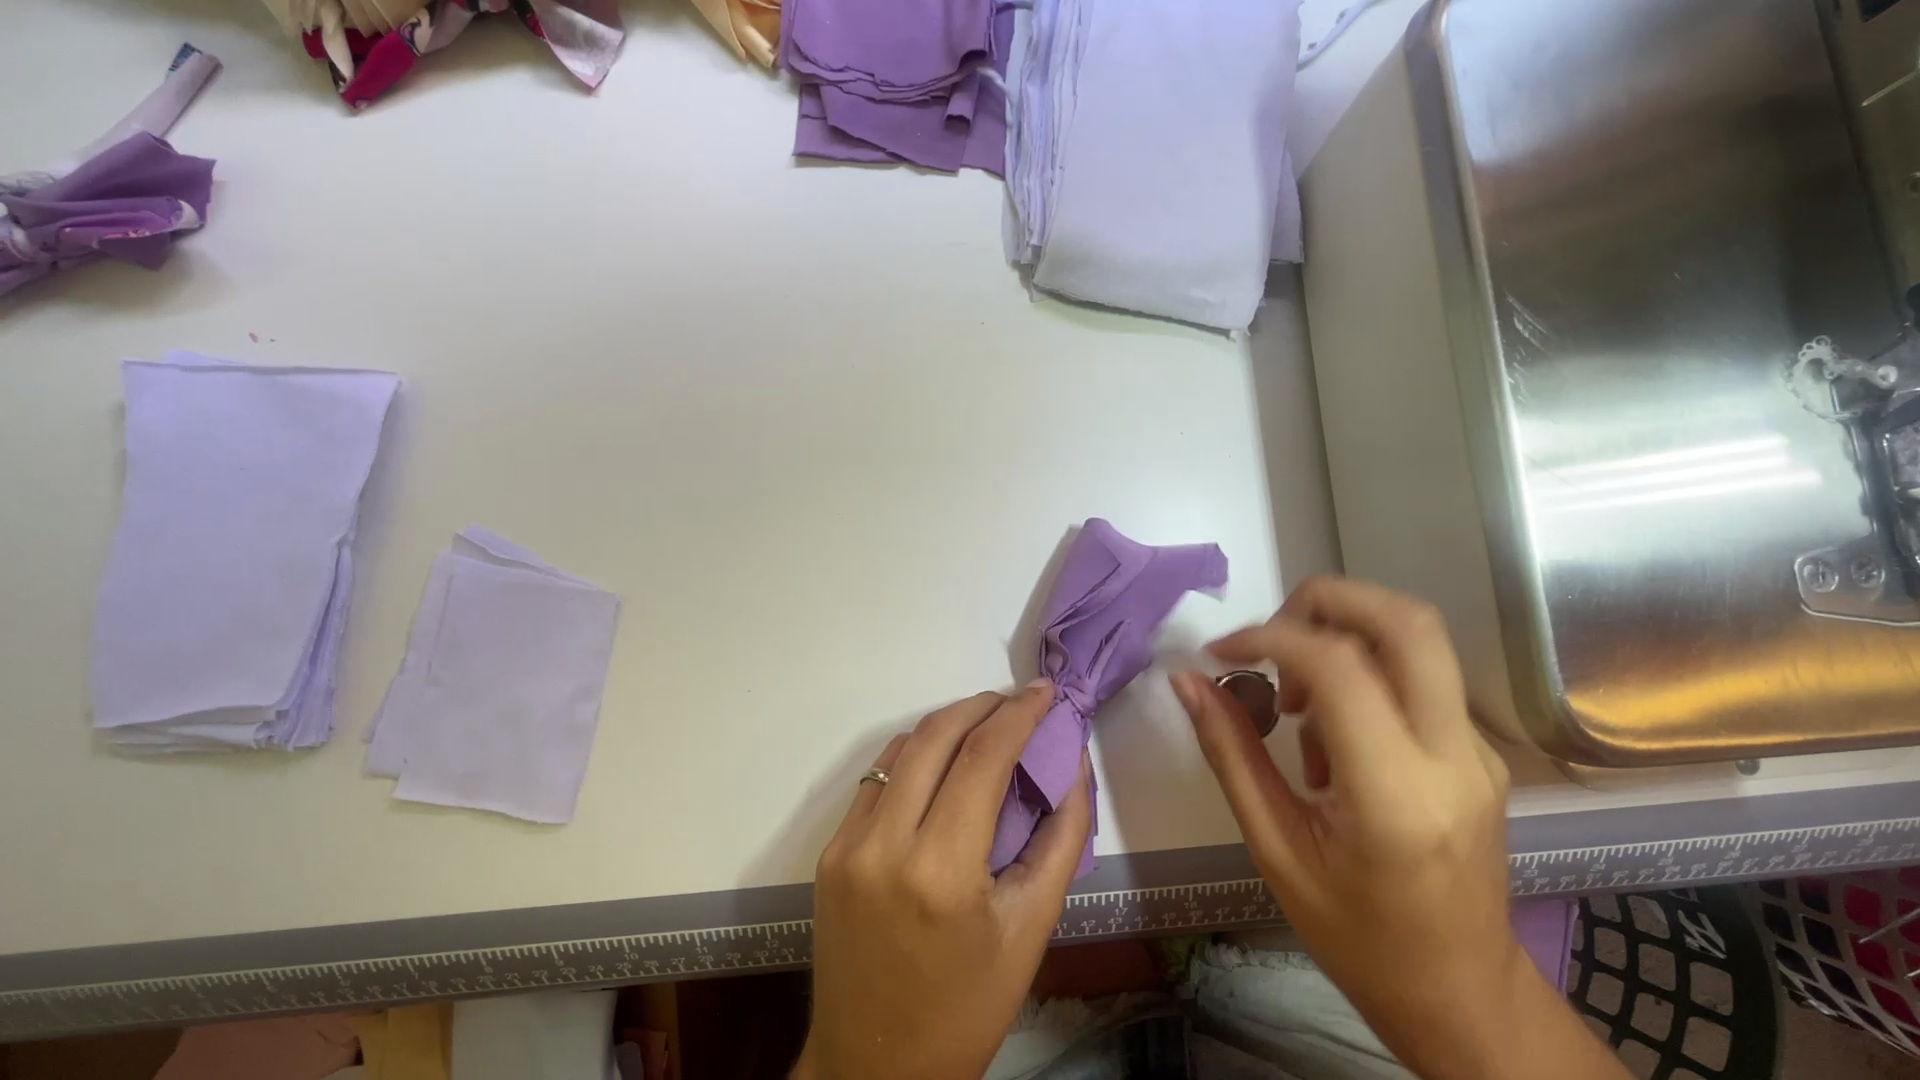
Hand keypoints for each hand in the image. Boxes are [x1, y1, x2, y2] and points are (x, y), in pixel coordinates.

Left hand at [794, 681, 1091, 1079]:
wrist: (875, 1063)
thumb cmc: (968, 1006)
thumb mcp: (1031, 928)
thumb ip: (1060, 838)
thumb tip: (1072, 763)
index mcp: (941, 869)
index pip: (983, 757)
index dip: (1019, 714)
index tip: (1045, 693)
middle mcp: (885, 843)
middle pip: (935, 736)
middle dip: (981, 706)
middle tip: (1018, 703)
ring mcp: (848, 845)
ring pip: (900, 750)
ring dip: (945, 725)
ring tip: (986, 725)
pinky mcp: (829, 852)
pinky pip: (876, 781)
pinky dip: (913, 757)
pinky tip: (942, 764)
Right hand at [1172, 576, 1627, 1079]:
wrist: (1462, 993)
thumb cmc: (1357, 936)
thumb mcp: (1276, 849)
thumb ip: (1232, 755)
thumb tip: (1188, 681)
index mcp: (1396, 793)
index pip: (1339, 667)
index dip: (1268, 637)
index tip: (1220, 653)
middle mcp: (1453, 755)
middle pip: (1407, 621)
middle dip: (1325, 600)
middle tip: (1268, 637)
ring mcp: (1478, 750)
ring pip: (1417, 641)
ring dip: (1343, 639)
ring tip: (1297, 708)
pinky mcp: (1480, 751)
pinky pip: (1419, 678)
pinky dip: (1364, 674)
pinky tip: (1330, 739)